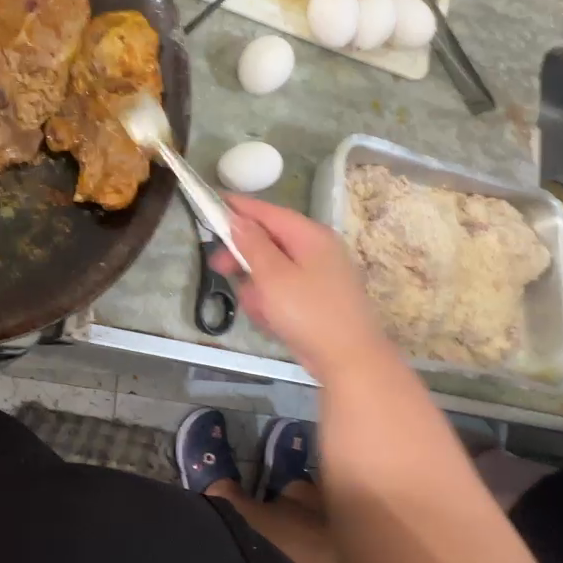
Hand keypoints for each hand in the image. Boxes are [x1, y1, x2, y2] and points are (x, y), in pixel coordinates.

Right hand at [210, 195, 394, 376]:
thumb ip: (252, 244)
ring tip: (256, 308)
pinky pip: (283, 290)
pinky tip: (269, 319)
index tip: (212, 202)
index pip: (268, 212)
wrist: (349, 360)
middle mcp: (317, 250)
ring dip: (256, 285)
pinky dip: (271, 301)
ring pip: (273, 269)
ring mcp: (319, 275)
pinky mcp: (317, 299)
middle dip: (243, 256)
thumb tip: (237, 219)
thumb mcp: (273, 276)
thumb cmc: (309, 312)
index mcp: (310, 236)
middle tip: (218, 267)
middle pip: (269, 241)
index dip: (239, 208)